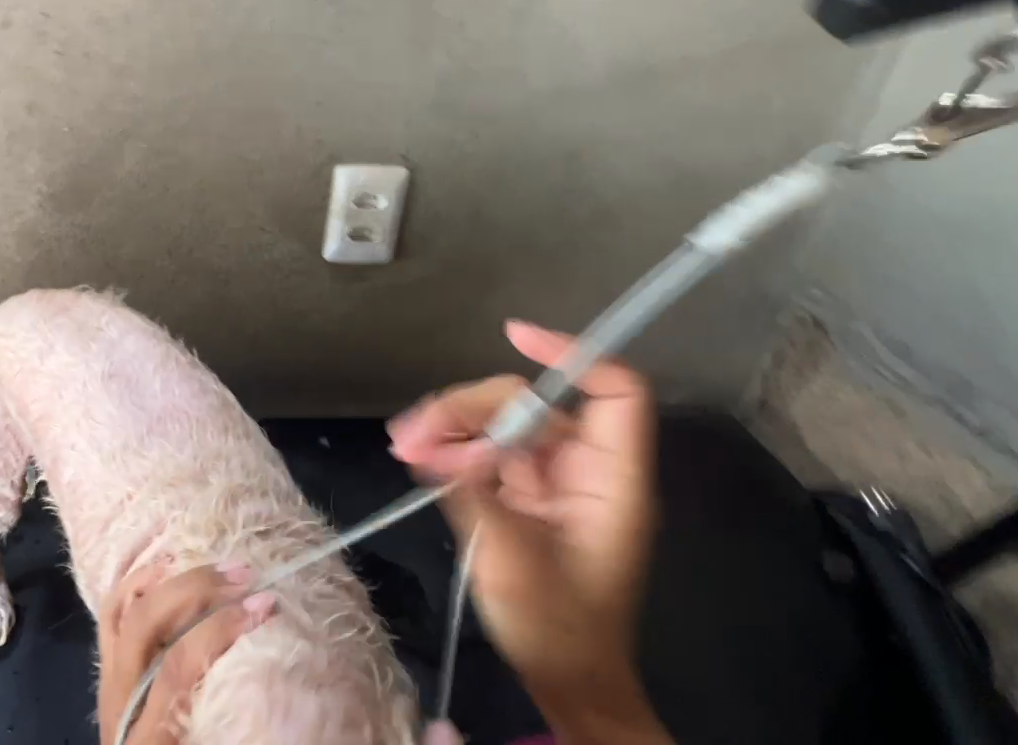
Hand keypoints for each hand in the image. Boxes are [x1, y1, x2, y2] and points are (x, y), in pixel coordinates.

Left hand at [97, 560, 274, 744]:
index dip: (223, 628)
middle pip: (146, 623)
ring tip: (211, 564)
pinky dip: (138, 584)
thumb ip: (237, 726)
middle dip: (197, 590)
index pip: (180, 664)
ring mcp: (108, 684)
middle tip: (245, 575)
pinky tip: (169, 566)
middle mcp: (119, 702)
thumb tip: (286, 692)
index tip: (268, 605)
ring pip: (122, 611)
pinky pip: (112, 615)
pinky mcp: (107, 674)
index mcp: (151, 735)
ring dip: (167, 579)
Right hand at [390, 320, 669, 743]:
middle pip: (530, 403)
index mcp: (610, 481)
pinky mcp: (517, 491)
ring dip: (449, 425)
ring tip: (403, 445)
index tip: (513, 336)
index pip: (614, 393)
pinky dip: (447, 447)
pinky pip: (480, 450)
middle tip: (415, 434)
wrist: (563, 680)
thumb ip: (475, 497)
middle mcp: (581, 467)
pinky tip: (414, 454)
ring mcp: (547, 478)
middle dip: (470, 408)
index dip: (573, 355)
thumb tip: (428, 446)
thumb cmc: (558, 632)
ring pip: (498, 421)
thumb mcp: (514, 565)